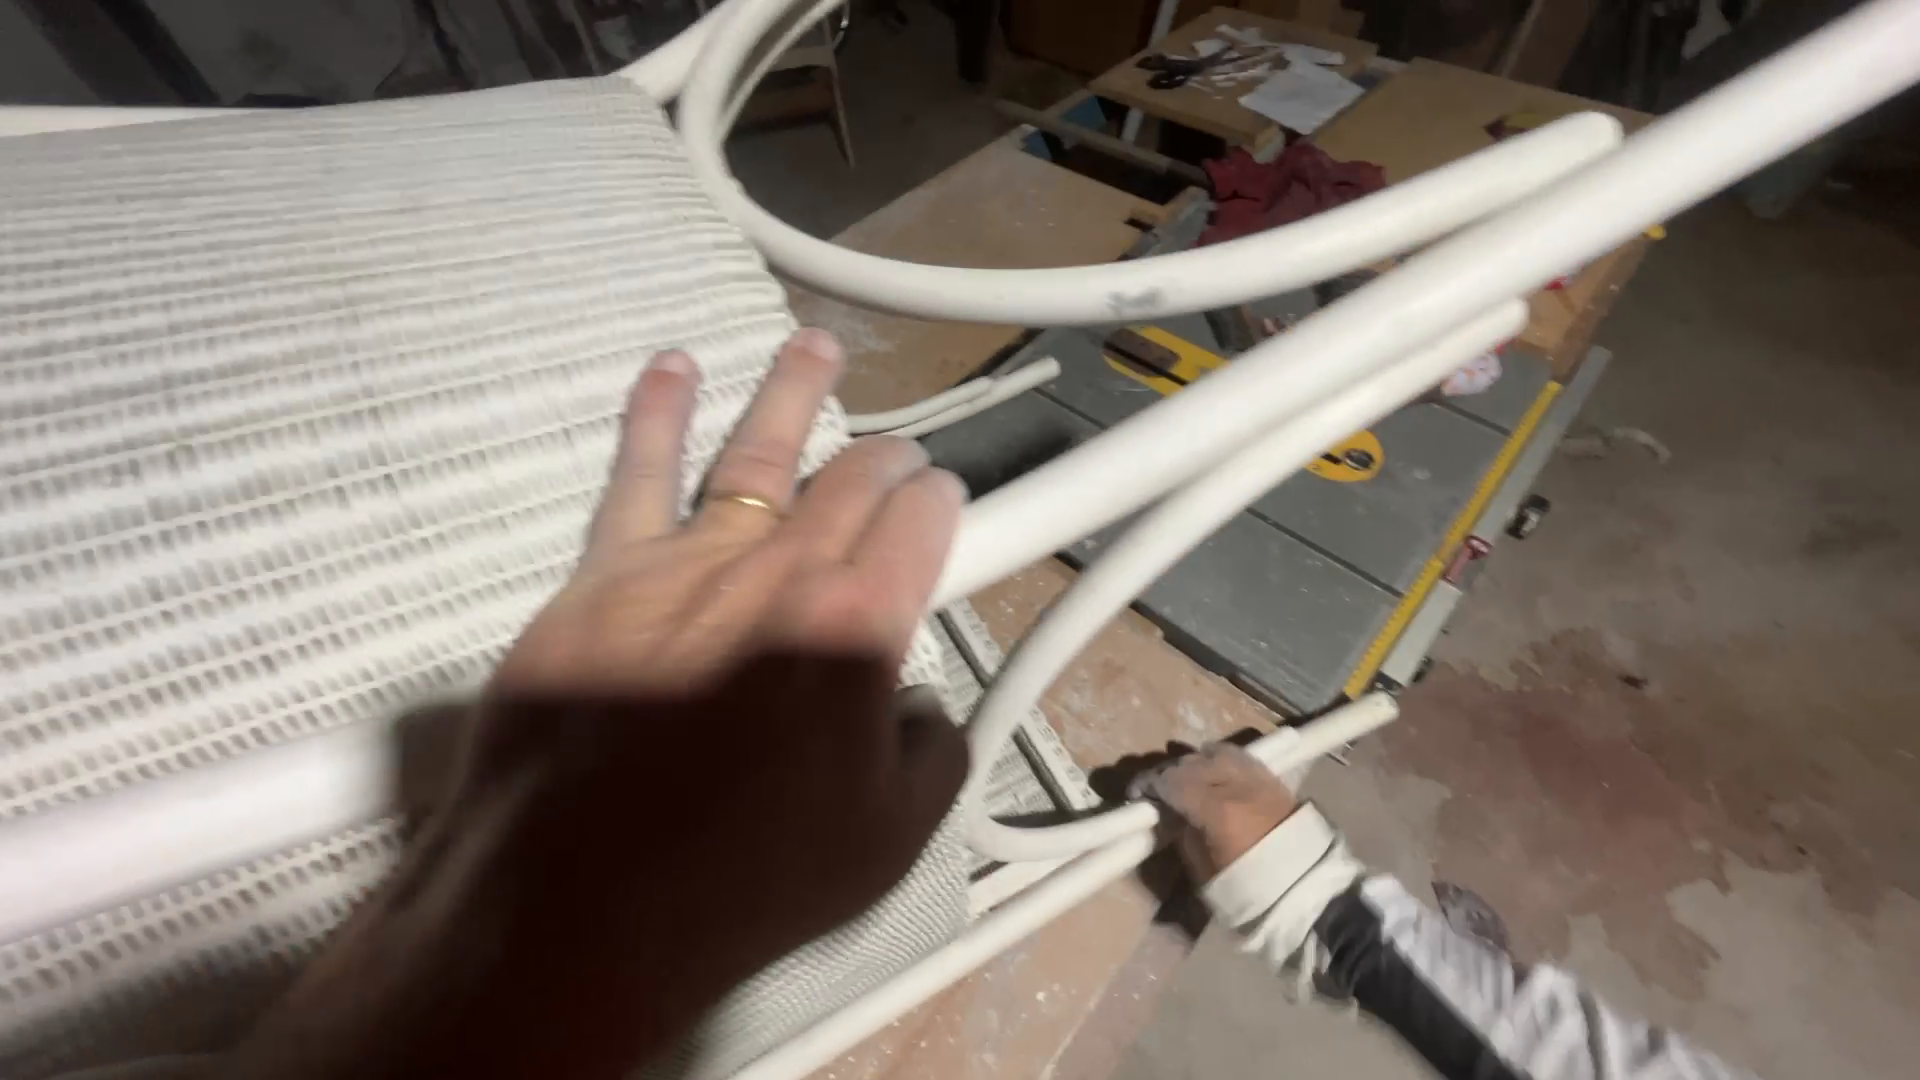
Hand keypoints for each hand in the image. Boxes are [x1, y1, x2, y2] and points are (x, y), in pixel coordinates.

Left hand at [225, 329, 970, 1079]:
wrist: (576, 906)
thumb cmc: (748, 877)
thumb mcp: (892, 837)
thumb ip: (938, 752)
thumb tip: (925, 708)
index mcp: (860, 626)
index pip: (923, 522)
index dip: (941, 501)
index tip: (942, 499)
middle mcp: (784, 570)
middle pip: (852, 478)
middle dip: (887, 458)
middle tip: (898, 458)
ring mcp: (691, 560)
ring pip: (756, 449)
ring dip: (794, 390)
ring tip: (814, 346)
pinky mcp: (606, 573)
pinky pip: (637, 474)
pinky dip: (657, 413)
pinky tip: (672, 368)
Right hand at [1131, 743, 1299, 882]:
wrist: (1312, 899)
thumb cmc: (1252, 895)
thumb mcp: (1205, 874)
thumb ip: (1185, 837)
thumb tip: (1174, 815)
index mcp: (1217, 810)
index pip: (1171, 781)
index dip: (1148, 784)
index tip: (1138, 794)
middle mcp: (1236, 784)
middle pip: (1190, 763)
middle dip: (1170, 774)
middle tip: (1161, 792)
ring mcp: (1258, 778)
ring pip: (1215, 752)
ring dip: (1196, 763)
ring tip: (1190, 780)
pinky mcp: (1274, 780)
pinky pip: (1240, 756)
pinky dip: (1222, 760)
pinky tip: (1216, 773)